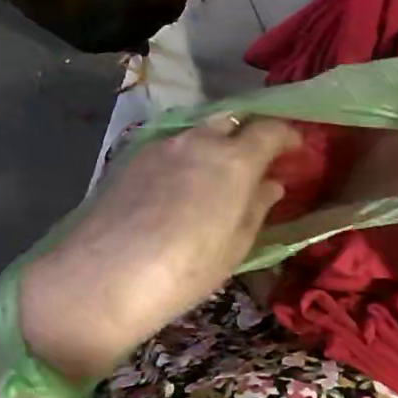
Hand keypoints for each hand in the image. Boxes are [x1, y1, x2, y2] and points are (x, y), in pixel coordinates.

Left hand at [19, 115, 300, 381]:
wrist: (102, 278)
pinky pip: (171, 148)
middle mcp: (197, 140)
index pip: (269, 129)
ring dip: (214, 145)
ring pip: (197, 133)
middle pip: (231, 120)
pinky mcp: (131, 158)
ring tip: (216, 177)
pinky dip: (186, 158)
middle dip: (248, 133)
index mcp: (233, 159)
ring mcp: (160, 146)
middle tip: (256, 160)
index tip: (295, 149)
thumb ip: (257, 207)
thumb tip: (270, 184)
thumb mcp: (235, 246)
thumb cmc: (185, 270)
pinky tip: (180, 188)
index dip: (287, 135)